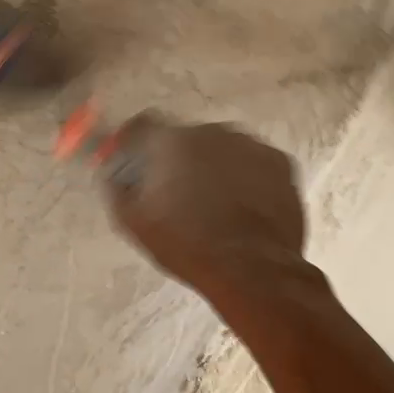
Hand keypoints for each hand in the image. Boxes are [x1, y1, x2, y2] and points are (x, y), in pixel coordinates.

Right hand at [106, 114, 307, 290]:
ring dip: (211, 164)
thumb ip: (116, 186)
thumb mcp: (133, 220)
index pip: (143, 123)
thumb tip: (113, 171)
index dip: (134, 138)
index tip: (131, 156)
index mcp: (170, 141)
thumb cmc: (185, 245)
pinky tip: (240, 204)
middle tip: (174, 189)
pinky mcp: (281, 162)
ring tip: (211, 201)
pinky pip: (251, 160)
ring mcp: (250, 145)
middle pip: (185, 135)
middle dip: (177, 157)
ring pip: (221, 147)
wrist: (252, 269)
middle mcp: (211, 132)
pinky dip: (243, 175)